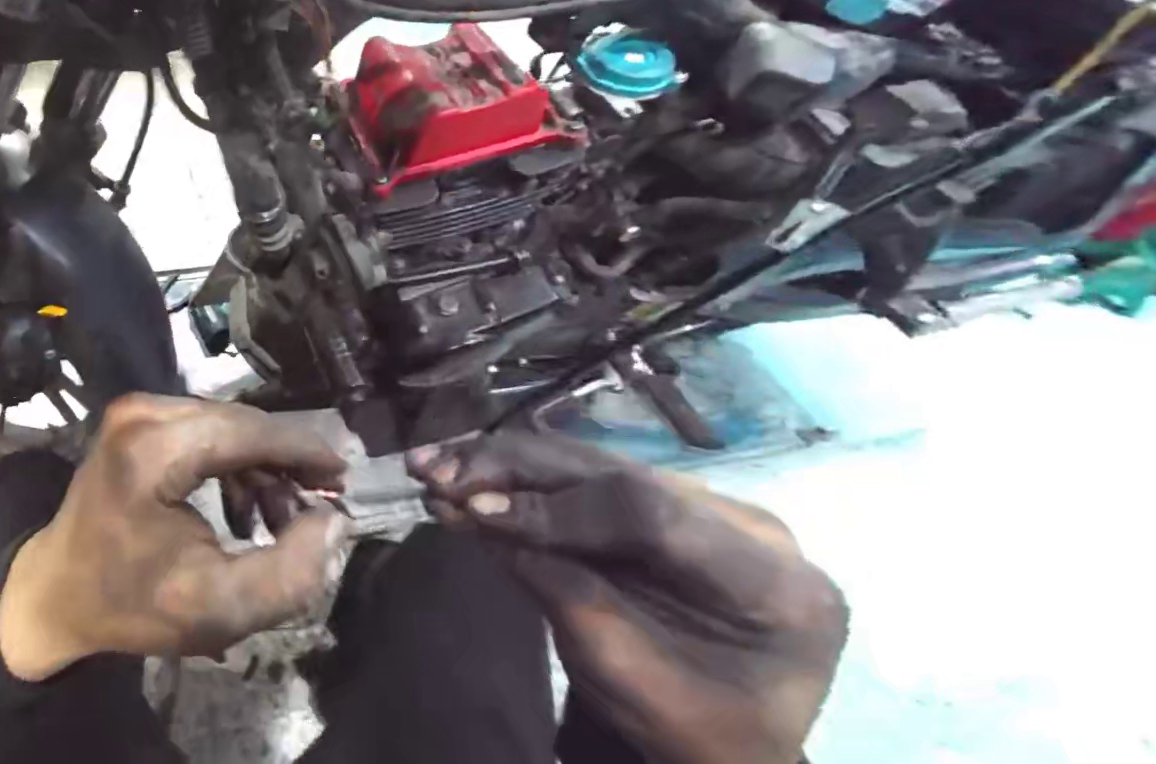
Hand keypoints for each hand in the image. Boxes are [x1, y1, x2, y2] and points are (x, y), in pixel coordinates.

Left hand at [0, 394, 352, 680]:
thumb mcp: (216, 609)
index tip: (341, 475)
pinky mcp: (135, 418)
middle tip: (318, 503)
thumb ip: (288, 574)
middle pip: (240, 423)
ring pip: (227, 423)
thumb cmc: (128, 604)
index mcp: (152, 450)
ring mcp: (135, 410)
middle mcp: (142, 412)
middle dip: (285, 461)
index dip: (302, 449)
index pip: (248, 431)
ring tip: (278, 517)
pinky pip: (205, 427)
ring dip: (261, 464)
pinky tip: (244, 506)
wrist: (55, 591)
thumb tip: (333, 521)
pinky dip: (233, 460)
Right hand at [410, 431, 847, 763]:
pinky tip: (457, 475)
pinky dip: (508, 478)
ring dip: (496, 463)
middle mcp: (733, 519)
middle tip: (432, 472)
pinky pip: (570, 476)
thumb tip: (475, 512)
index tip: (472, 511)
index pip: (645, 510)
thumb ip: (563, 590)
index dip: (550, 506)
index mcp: (769, 576)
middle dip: (507, 469)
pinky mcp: (648, 498)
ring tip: (429, 467)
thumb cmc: (688, 733)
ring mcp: (690, 501)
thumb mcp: (628, 678)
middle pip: (602, 472)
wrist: (710, 745)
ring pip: (577, 462)